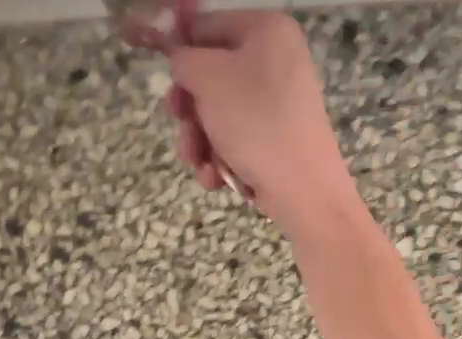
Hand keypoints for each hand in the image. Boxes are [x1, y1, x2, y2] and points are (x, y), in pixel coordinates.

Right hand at [160, 11, 358, 234]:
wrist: (304, 190)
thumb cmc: (255, 122)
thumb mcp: (207, 77)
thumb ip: (184, 59)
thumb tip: (184, 62)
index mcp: (267, 31)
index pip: (207, 26)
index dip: (178, 47)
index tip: (157, 67)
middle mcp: (278, 63)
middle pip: (212, 77)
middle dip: (190, 109)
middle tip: (180, 124)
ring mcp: (281, 107)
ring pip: (221, 116)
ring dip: (201, 142)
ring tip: (199, 162)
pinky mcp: (280, 144)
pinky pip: (240, 143)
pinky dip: (222, 161)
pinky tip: (216, 179)